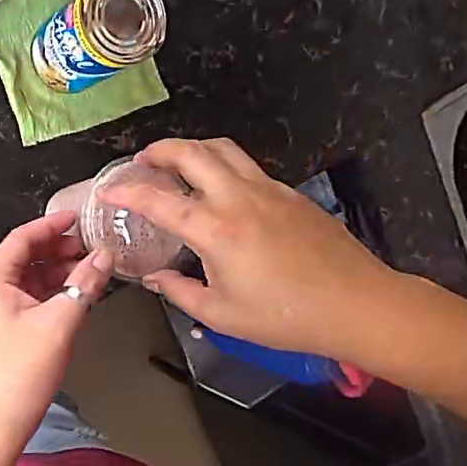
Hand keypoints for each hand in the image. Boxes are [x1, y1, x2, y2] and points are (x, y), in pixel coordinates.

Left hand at [0, 211, 112, 452]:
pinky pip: (33, 298)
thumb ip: (84, 285)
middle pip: (27, 256)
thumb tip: (103, 257)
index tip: (77, 217)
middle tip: (91, 243)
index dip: (51, 224)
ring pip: (32, 278)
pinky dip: (56, 291)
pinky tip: (78, 293)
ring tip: (91, 266)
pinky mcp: (7, 329)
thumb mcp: (59, 323)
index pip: (22, 238)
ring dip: (60, 270)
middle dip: (60, 248)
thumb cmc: (18, 374)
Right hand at [100, 138, 397, 360]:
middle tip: (143, 161)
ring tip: (178, 164)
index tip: (108, 192)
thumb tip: (155, 278)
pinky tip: (220, 191)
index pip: (159, 200)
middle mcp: (239, 199)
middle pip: (192, 152)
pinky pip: (248, 167)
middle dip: (160, 150)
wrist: (357, 304)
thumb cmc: (286, 316)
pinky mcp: (289, 194)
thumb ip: (179, 291)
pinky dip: (223, 165)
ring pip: (223, 149)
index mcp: (216, 230)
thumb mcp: (221, 315)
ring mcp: (268, 190)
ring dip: (194, 149)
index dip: (126, 192)